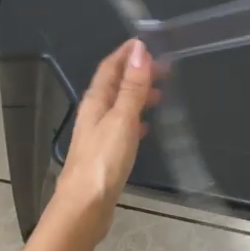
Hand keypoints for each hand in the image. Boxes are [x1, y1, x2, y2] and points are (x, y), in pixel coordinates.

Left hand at [53, 40, 156, 233]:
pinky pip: (122, 127)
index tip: (148, 43)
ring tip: (161, 94)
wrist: (85, 208)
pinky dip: (136, 120)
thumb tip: (140, 50)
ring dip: (138, 95)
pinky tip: (146, 127)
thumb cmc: (103, 161)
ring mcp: (99, 134)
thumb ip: (132, 87)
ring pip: (120, 106)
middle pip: (115, 85)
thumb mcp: (122, 119)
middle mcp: (94, 114)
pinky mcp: (105, 154)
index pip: (109, 67)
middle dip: (136, 73)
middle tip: (164, 68)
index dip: (126, 53)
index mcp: (95, 101)